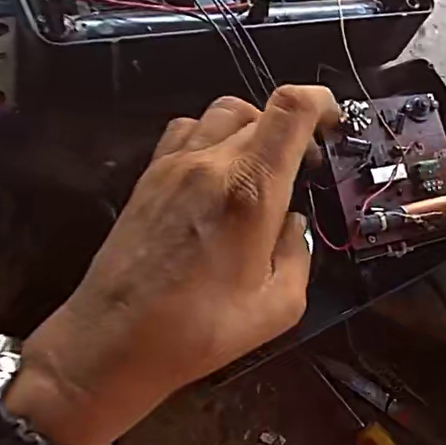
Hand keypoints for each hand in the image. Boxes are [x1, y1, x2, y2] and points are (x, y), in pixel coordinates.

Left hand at [10, 86, 340, 444]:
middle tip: (303, 168)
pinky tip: (218, 175)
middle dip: (293, 131)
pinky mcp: (149, 176)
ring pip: (224, 112)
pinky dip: (215, 137)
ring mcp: (174, 165)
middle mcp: (212, 163)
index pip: (290, 109)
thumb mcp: (281, 305)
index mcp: (252, 190)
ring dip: (253, 129)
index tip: (333, 124)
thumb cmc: (201, 330)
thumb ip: (298, 252)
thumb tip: (291, 224)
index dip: (321, 101)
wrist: (112, 343)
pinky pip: (189, 130)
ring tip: (261, 168)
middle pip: (261, 110)